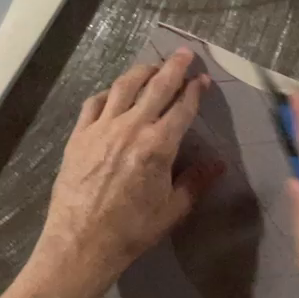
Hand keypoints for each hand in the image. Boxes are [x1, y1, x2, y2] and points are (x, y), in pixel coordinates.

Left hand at [33, 48, 225, 296]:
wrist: (81, 244)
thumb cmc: (132, 230)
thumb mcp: (172, 210)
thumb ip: (196, 182)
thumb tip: (219, 164)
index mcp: (159, 145)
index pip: (183, 107)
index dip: (195, 90)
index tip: (202, 79)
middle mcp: (132, 128)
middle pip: (156, 86)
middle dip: (173, 67)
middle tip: (184, 53)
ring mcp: (102, 128)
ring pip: (124, 87)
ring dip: (141, 72)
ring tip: (152, 66)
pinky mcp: (79, 136)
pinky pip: (94, 104)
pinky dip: (108, 93)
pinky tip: (114, 93)